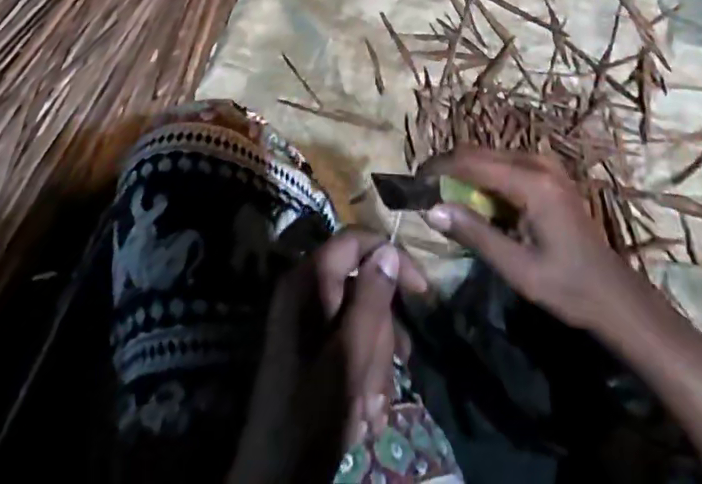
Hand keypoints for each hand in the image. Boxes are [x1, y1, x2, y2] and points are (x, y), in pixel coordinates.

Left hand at [227, 228, 427, 483]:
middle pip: (364, 287)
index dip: (390, 256)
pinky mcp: (313, 348)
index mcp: (306, 282)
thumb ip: (371, 299)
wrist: (278, 472)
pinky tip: (365, 413)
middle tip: (390, 370)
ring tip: (371, 405)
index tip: (423, 290)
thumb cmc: (313, 408)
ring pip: (363, 321)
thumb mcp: (350, 353)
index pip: (353, 241)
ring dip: (377, 361)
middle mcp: (305, 293)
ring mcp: (308, 321)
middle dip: (383, 332)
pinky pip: (352, 344)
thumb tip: (387, 250)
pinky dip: (366, 374)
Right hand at [419, 148, 655, 332]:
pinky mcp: (548, 175)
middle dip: (448, 168)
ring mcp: (546, 166)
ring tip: (442, 198)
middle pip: (478, 153)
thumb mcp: (517, 267)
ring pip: (490, 156)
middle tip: (424, 193)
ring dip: (464, 172)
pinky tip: (473, 202)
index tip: (413, 183)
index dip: (438, 169)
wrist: (614, 295)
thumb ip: (475, 234)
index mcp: (532, 183)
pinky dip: (482, 178)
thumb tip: (432, 209)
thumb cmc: (567, 287)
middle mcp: (538, 163)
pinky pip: (504, 165)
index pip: (471, 162)